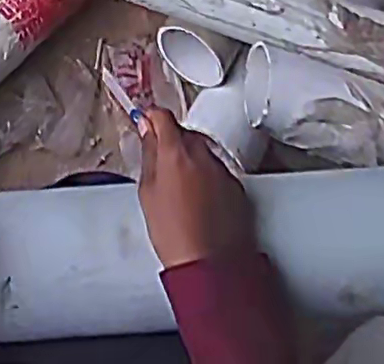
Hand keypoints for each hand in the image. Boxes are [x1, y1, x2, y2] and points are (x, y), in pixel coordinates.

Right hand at [136, 107, 253, 269]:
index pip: (162, 115)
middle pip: (183, 131)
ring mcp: (222, 170)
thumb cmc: (175, 234)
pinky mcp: (237, 188)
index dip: (151, 117)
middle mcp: (202, 154)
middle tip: (160, 162)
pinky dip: (208, 176)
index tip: (145, 122)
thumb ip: (148, 152)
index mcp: (175, 151)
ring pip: (202, 151)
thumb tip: (146, 130)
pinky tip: (199, 199)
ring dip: (191, 159)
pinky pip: (218, 170)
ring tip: (181, 187)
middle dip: (171, 140)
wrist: (211, 268)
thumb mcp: (147, 190)